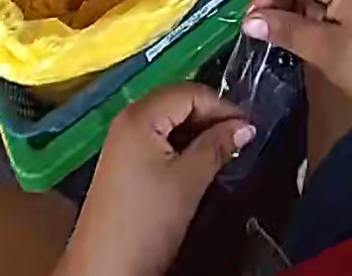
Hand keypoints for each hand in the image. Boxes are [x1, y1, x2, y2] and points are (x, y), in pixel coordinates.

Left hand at [55, 85, 251, 275]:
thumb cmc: (145, 223)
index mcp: (141, 115)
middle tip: (239, 136)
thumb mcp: (188, 182)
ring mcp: (123, 140)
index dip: (222, 107)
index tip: (249, 126)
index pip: (191, 93)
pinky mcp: (123, 162)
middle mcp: (129, 119)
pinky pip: (159, 138)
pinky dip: (182, 144)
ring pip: (170, 121)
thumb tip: (246, 126)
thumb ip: (218, 146)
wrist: (102, 275)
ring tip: (224, 148)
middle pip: (179, 102)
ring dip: (198, 131)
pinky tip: (198, 161)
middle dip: (210, 116)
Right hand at [242, 0, 351, 121]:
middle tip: (257, 32)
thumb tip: (248, 20)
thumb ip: (286, 30)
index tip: (250, 21)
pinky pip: (318, 7)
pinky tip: (294, 41)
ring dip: (285, 12)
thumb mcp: (325, 50)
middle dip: (272, 0)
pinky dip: (301, 20)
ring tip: (272, 39)